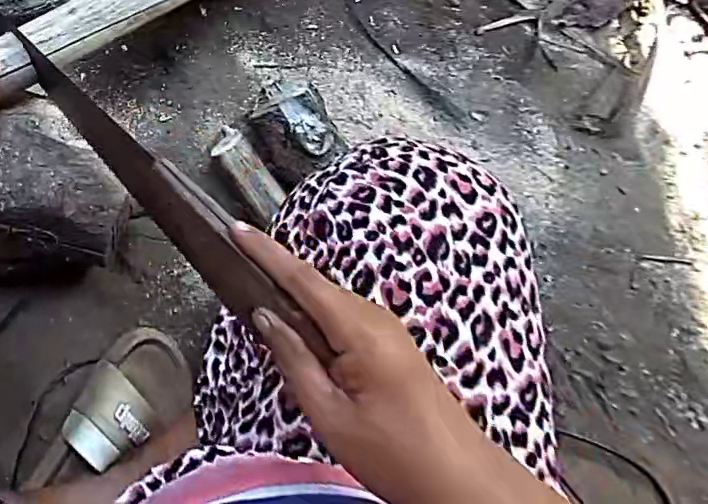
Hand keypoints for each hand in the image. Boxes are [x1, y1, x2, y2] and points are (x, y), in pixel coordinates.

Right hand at [231, 224, 556, 503]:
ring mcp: (386, 328)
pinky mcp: (390, 342)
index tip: (236, 229)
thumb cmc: (402, 460)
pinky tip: (296, 325)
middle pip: (312, 282)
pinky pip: (341, 312)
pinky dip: (312, 309)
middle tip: (236, 258)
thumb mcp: (331, 416)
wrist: (471, 489)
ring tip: (257, 292)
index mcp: (360, 332)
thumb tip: (264, 316)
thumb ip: (293, 359)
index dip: (264, 251)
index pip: (300, 277)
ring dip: (292, 291)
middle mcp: (375, 319)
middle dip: (273, 268)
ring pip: (326, 298)